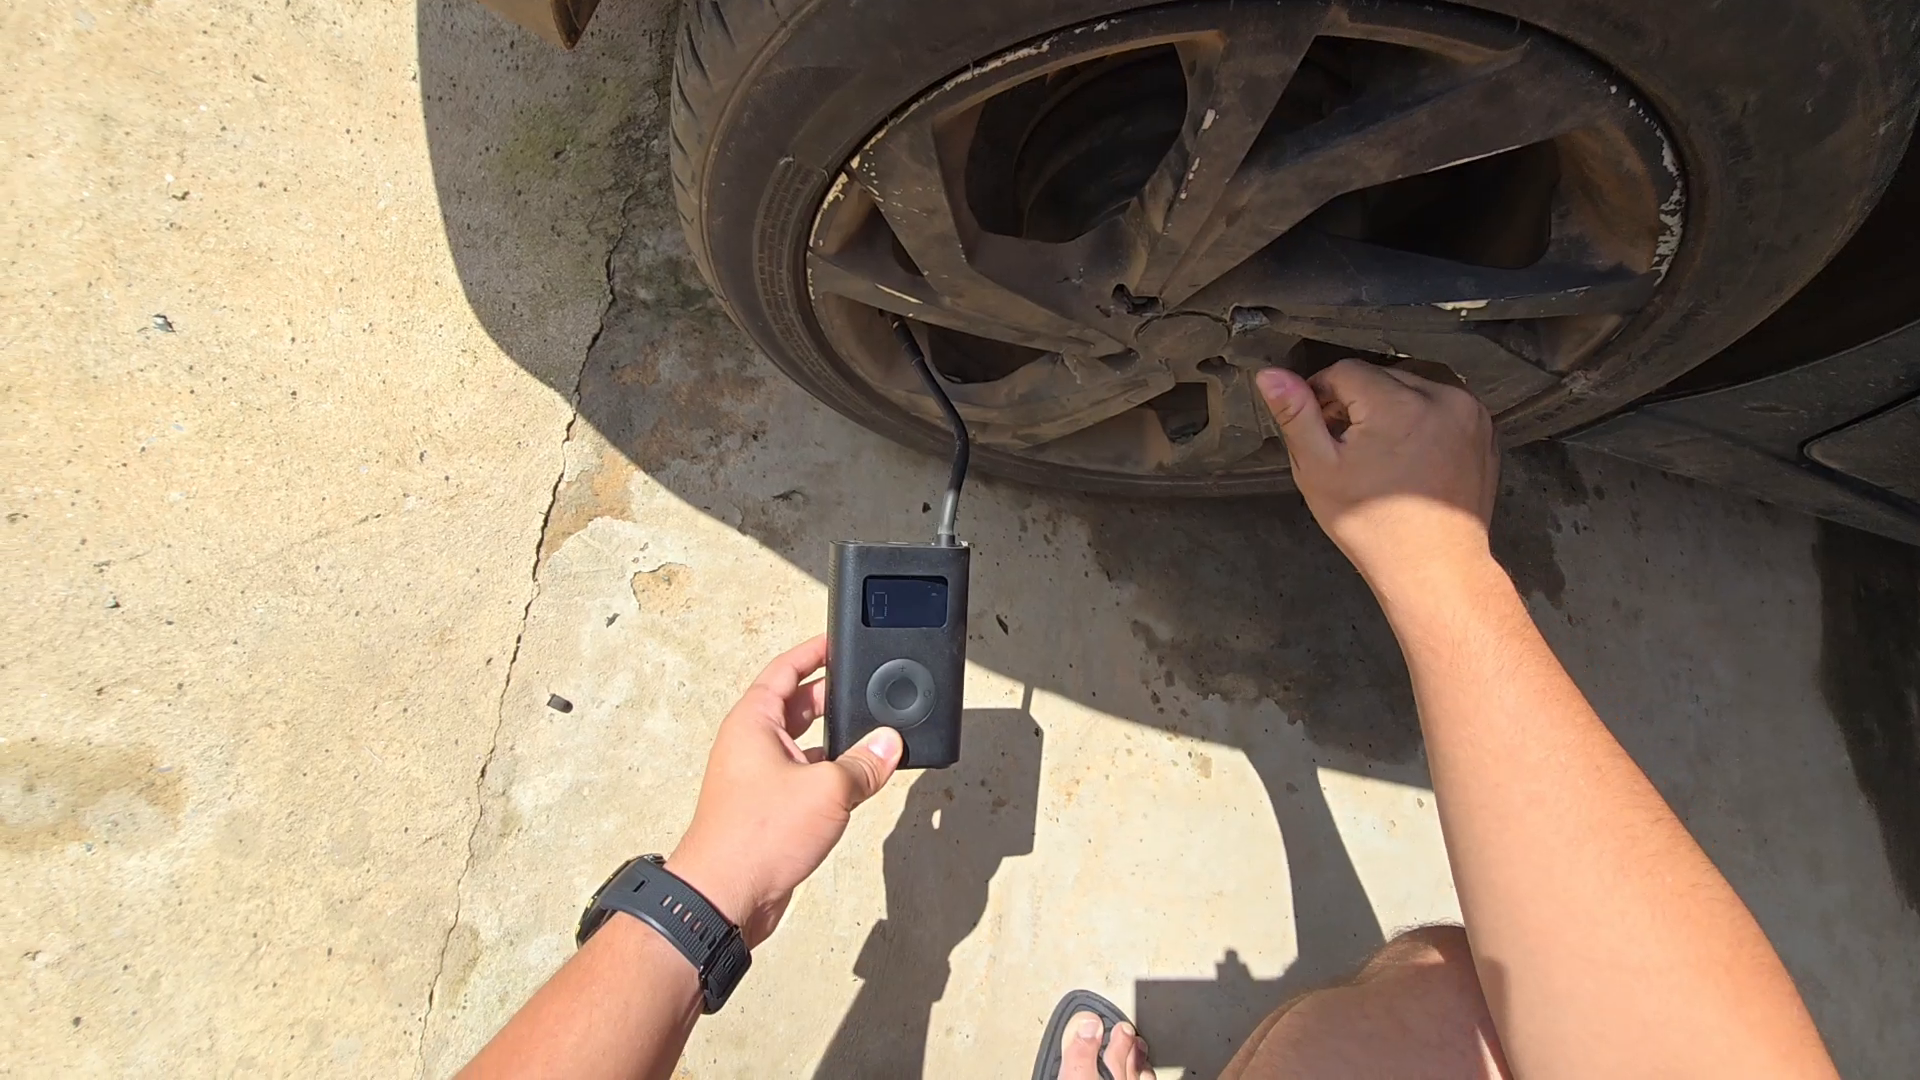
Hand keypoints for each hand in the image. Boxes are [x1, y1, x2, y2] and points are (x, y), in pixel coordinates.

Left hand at [665, 636, 903, 947]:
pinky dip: (829, 772)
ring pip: (803, 742)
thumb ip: (864, 763)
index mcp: (754, 721)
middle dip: (832, 697)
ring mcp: (759, 776)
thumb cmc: (756, 836)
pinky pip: (805, 775)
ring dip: (834, 740)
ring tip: (870, 735)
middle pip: (797, 704)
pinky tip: (857, 780)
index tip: (838, 641)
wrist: (723, 900)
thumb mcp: (826, 789)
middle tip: (866, 689)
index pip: (785, 670)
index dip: (813, 652)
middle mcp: (752, 743)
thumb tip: (890, 744)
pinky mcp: (768, 807)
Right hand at [1256, 360, 1498, 592]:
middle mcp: (1441, 396)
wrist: (1433, 565)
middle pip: (1379, 376)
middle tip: (1343, 447)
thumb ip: (1296, 416)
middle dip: (1355, 402)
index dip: (1320, 396)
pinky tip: (1406, 456)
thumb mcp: (1318, 469)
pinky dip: (1418, 419)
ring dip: (1387, 407)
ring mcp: (1470, 412)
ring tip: (1375, 452)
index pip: (1343, 371)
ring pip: (1410, 387)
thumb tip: (1270, 375)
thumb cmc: (1369, 523)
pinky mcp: (1484, 429)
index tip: (1317, 431)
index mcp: (1397, 404)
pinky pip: (1440, 405)